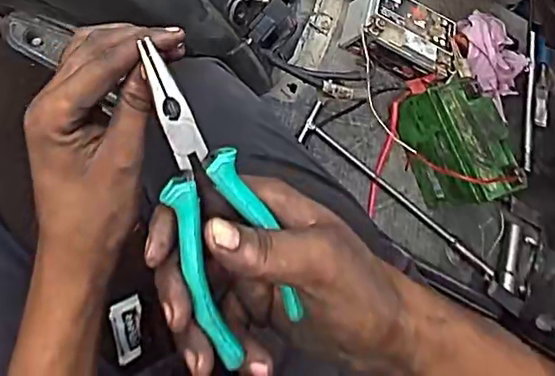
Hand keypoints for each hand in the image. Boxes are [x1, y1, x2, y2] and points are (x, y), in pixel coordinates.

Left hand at [23, 24, 185, 278]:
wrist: (74, 256)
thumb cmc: (89, 224)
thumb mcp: (122, 160)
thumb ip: (136, 105)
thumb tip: (151, 66)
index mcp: (51, 114)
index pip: (99, 61)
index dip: (138, 45)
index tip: (167, 38)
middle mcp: (45, 104)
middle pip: (90, 48)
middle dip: (133, 38)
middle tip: (169, 38)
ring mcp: (52, 106)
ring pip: (87, 51)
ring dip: (124, 43)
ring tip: (159, 45)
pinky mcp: (64, 111)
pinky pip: (88, 69)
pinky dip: (115, 59)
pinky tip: (138, 62)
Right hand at [144, 177, 412, 374]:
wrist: (392, 339)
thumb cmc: (367, 287)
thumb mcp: (318, 262)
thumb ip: (265, 245)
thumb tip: (213, 229)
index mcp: (261, 202)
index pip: (201, 195)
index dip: (174, 221)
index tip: (161, 255)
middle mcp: (248, 228)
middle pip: (191, 246)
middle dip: (184, 288)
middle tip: (185, 322)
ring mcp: (249, 266)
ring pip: (201, 288)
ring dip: (203, 326)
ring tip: (215, 359)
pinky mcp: (253, 300)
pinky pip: (222, 319)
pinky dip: (229, 345)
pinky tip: (252, 362)